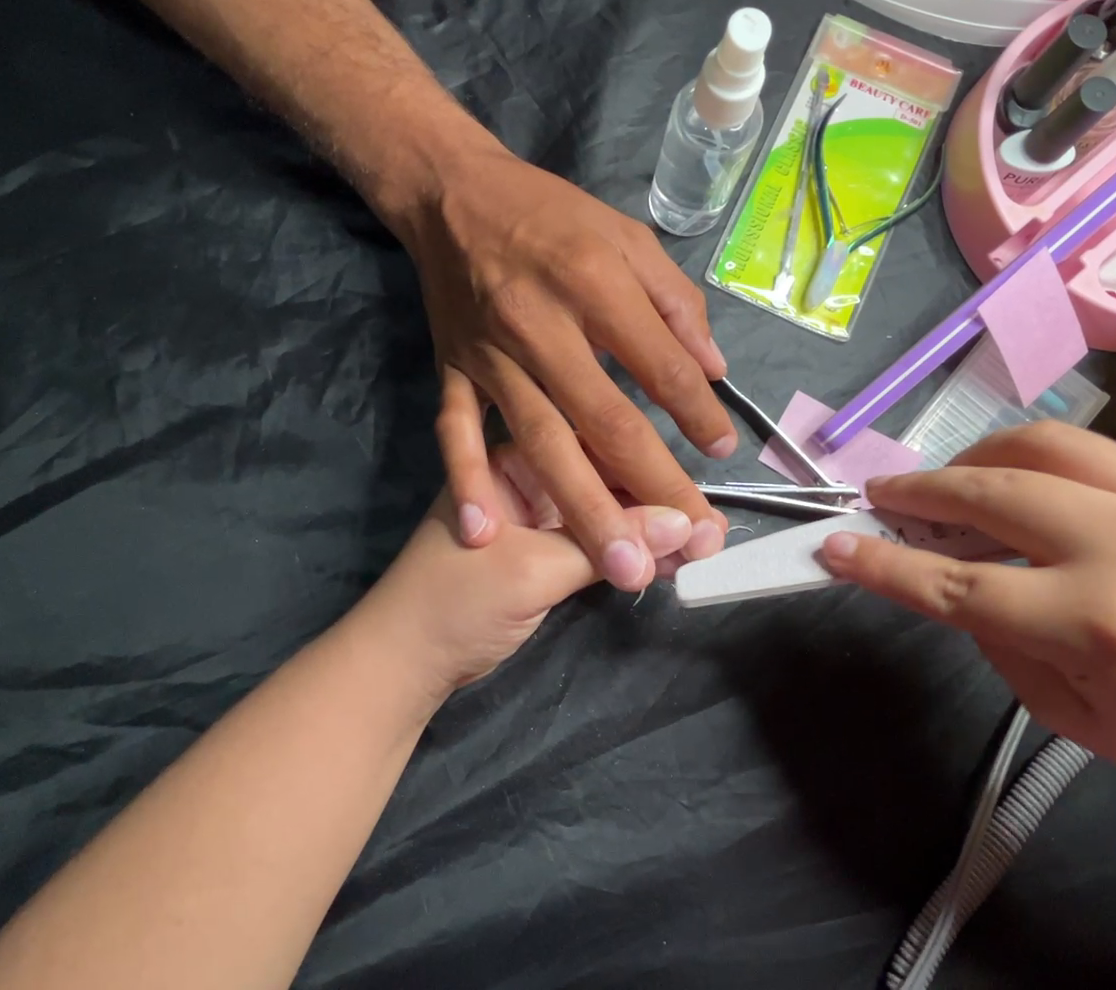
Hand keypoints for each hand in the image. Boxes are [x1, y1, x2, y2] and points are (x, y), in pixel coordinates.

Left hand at [358, 447, 692, 696]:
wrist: (402, 663)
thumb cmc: (452, 601)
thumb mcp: (530, 571)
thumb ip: (605, 548)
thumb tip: (684, 527)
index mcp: (514, 460)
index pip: (594, 452)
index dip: (651, 478)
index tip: (702, 510)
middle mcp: (529, 478)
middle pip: (606, 482)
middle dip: (658, 509)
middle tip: (713, 537)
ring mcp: (536, 518)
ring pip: (605, 515)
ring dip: (648, 535)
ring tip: (702, 554)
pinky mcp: (542, 554)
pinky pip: (595, 544)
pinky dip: (627, 554)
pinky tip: (668, 563)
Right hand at [389, 145, 735, 590]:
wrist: (452, 196)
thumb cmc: (550, 214)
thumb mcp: (626, 235)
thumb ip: (675, 302)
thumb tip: (712, 369)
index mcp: (594, 283)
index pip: (660, 365)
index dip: (697, 415)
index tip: (720, 452)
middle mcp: (543, 328)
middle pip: (605, 423)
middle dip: (652, 490)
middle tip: (688, 549)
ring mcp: (492, 358)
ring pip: (541, 444)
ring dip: (583, 510)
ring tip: (620, 568)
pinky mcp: (454, 373)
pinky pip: (458, 433)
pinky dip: (467, 482)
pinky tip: (484, 534)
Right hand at [816, 422, 1115, 817]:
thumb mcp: (1079, 720)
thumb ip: (1000, 640)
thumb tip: (952, 579)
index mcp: (1099, 626)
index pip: (954, 584)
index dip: (880, 564)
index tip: (830, 544)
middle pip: (989, 492)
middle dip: (918, 491)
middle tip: (880, 498)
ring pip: (1041, 442)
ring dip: (974, 455)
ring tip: (945, 482)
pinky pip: (1093, 451)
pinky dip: (1033, 457)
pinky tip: (1016, 483)